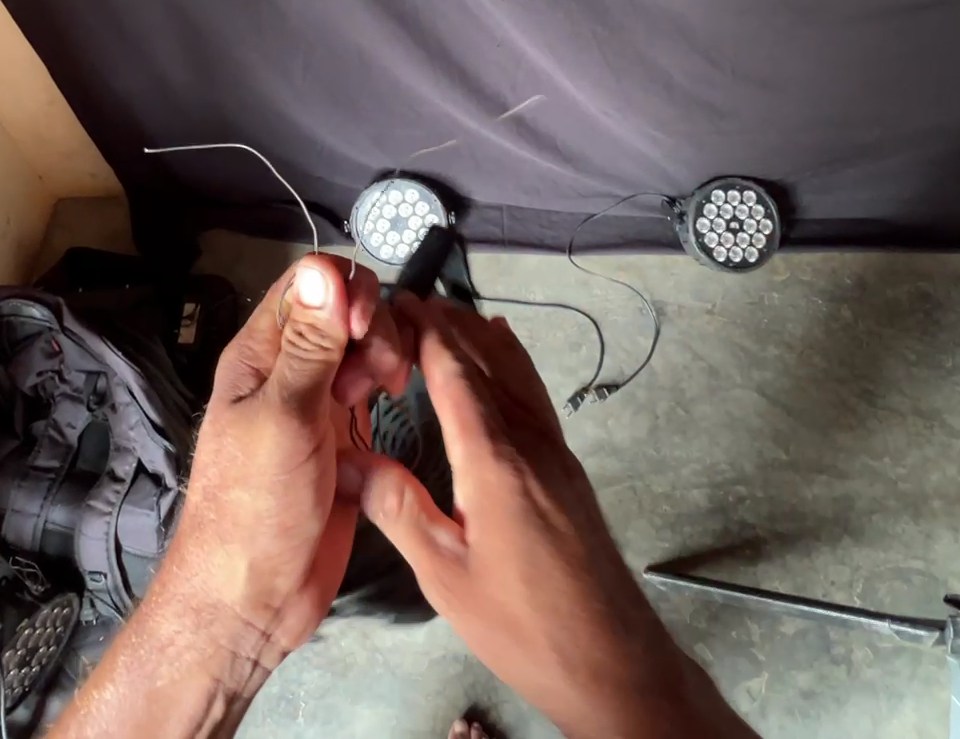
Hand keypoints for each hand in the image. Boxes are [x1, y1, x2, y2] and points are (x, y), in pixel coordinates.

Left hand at [156, 254, 411, 665]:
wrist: (254, 598)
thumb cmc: (258, 506)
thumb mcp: (284, 418)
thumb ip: (309, 345)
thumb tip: (325, 268)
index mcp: (260, 352)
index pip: (309, 283)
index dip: (345, 292)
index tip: (363, 332)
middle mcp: (290, 365)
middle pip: (344, 307)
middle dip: (373, 326)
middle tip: (376, 378)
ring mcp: (318, 397)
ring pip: (362, 341)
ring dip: (383, 352)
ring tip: (382, 392)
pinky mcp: (343, 429)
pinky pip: (371, 381)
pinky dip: (387, 378)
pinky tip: (390, 398)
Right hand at [346, 297, 752, 738]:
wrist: (611, 657)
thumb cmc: (521, 622)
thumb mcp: (446, 576)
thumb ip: (398, 509)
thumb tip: (348, 460)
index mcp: (493, 460)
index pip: (456, 375)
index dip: (428, 334)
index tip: (401, 305)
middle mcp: (528, 439)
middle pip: (485, 362)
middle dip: (448, 325)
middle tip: (411, 301)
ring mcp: (553, 448)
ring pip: (514, 370)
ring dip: (479, 335)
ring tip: (448, 311)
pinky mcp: (565, 462)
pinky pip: (534, 391)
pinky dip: (513, 358)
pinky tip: (505, 345)